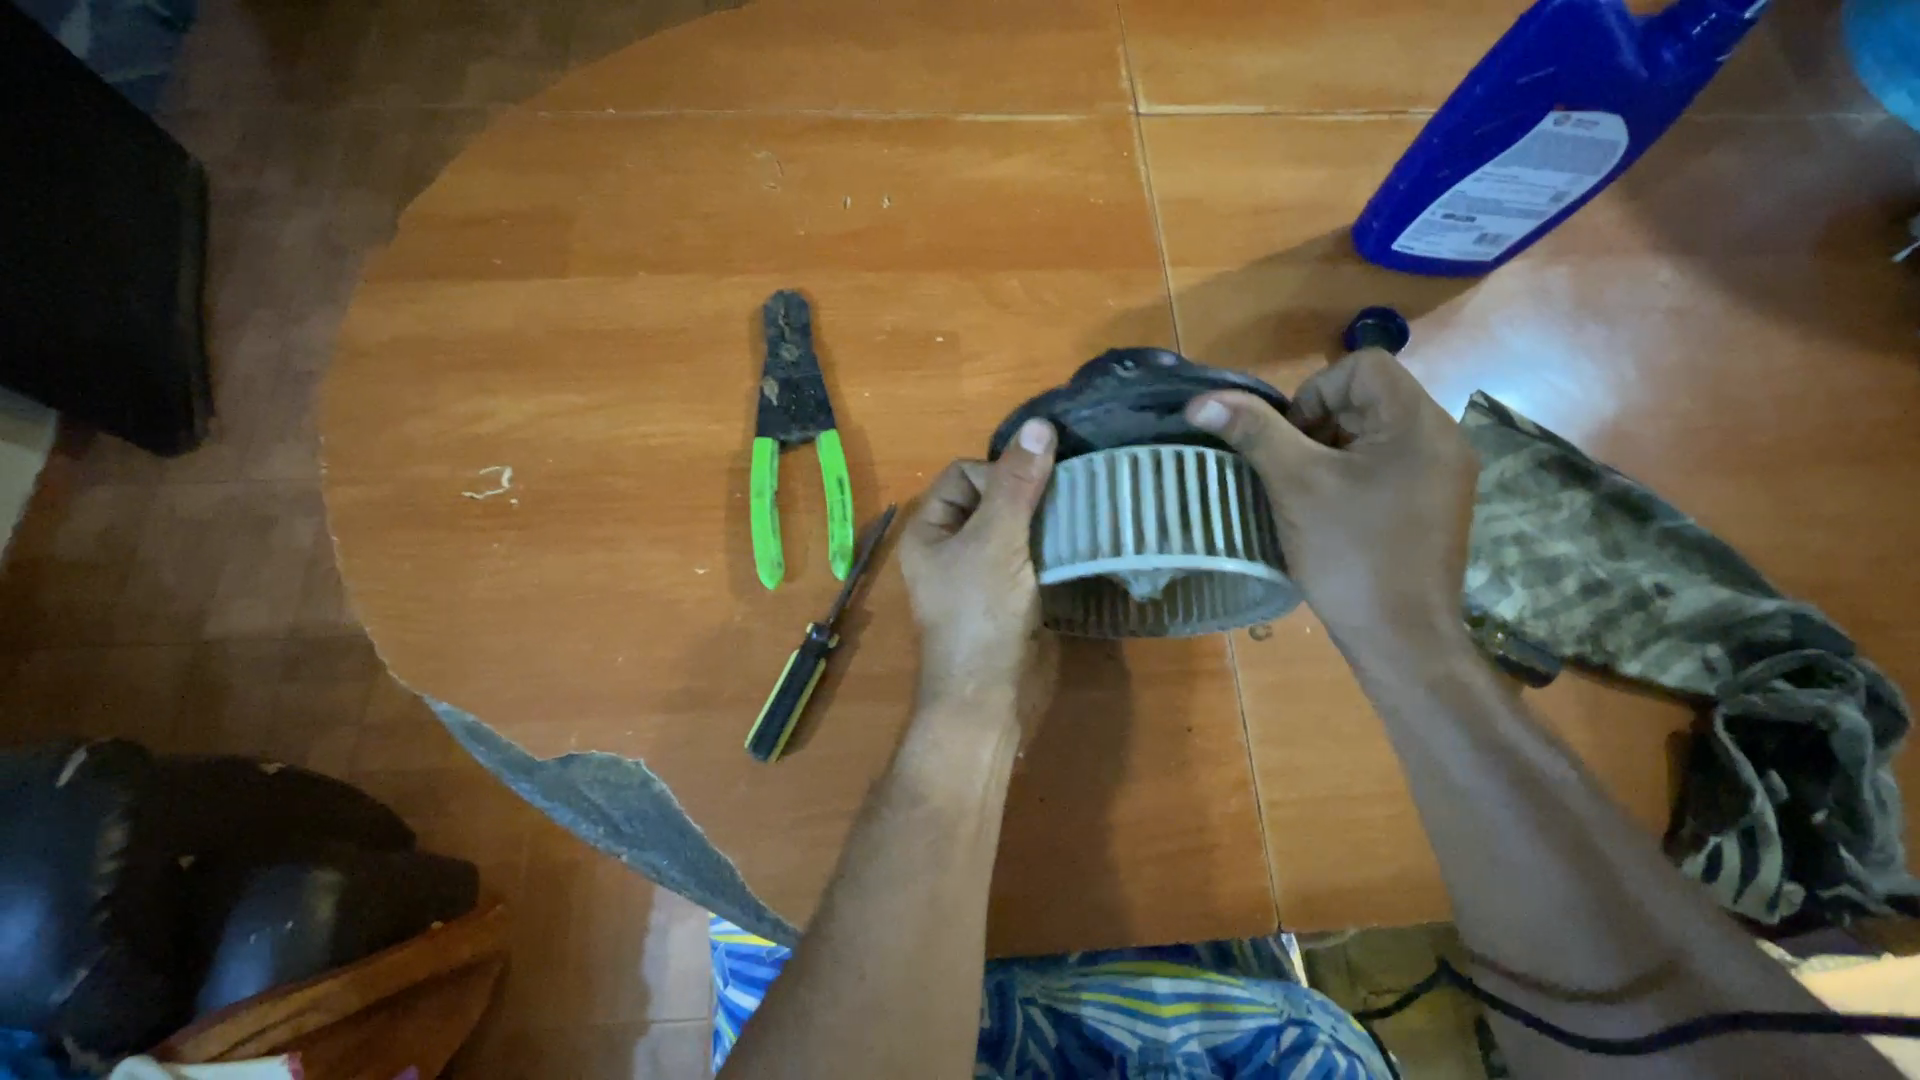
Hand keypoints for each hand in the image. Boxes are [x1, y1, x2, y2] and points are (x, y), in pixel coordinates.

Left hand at [897, 419, 1059, 738]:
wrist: (991, 696)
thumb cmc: (980, 614)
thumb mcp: (996, 541)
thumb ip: (1018, 484)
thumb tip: (1040, 425)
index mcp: (929, 531)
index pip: (964, 474)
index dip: (999, 473)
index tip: (1033, 492)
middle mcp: (951, 548)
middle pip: (994, 498)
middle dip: (1030, 494)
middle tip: (1069, 497)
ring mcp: (983, 575)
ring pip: (1019, 528)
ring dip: (1048, 521)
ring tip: (1083, 516)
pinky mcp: (1013, 597)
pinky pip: (1035, 558)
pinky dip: (1056, 549)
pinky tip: (1083, 544)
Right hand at [1184, 350, 1478, 639]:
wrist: (1402, 637)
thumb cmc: (1350, 554)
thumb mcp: (1295, 485)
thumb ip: (1253, 433)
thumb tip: (1202, 400)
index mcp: (1418, 423)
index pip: (1363, 366)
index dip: (1315, 392)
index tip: (1291, 441)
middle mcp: (1442, 438)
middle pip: (1370, 397)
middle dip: (1320, 424)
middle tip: (1293, 470)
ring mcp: (1444, 474)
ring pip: (1376, 433)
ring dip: (1332, 450)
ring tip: (1308, 493)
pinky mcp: (1437, 503)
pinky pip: (1389, 464)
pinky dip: (1353, 474)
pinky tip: (1333, 513)